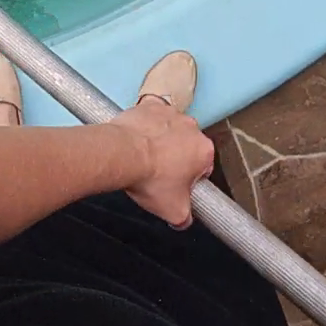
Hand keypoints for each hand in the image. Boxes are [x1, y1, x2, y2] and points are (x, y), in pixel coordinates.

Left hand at [109, 100, 214, 228]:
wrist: (121, 154)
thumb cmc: (149, 178)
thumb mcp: (174, 211)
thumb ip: (186, 218)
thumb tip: (184, 220)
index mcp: (204, 150)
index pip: (203, 167)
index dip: (190, 178)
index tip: (176, 183)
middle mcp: (191, 127)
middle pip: (187, 145)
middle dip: (177, 157)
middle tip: (158, 171)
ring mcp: (170, 112)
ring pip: (170, 129)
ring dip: (162, 139)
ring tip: (144, 155)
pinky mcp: (150, 105)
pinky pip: (152, 114)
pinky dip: (146, 123)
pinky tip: (137, 138)